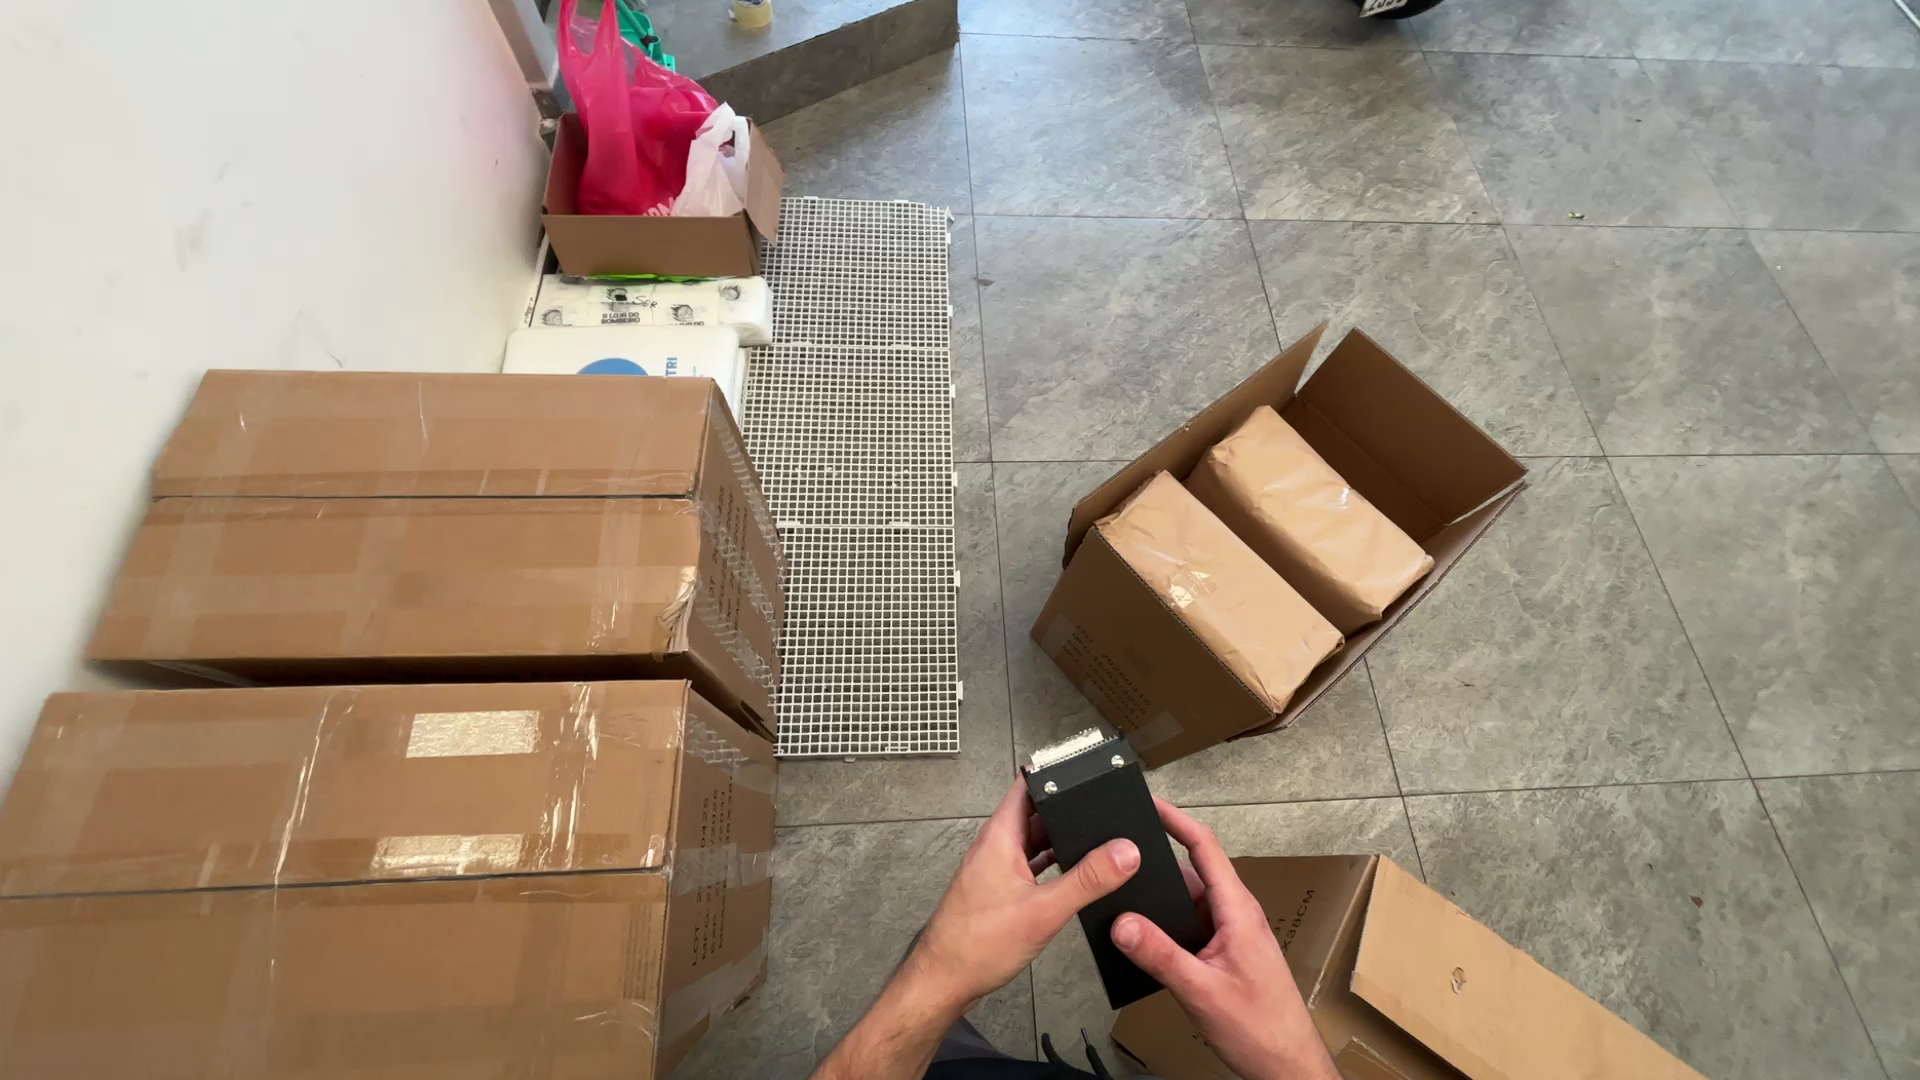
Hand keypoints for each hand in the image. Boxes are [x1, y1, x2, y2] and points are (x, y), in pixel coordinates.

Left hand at [907, 777, 1142, 1012]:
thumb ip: (1087, 880)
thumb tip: (1124, 852)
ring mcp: (996, 864)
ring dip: (1060, 837)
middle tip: (1103, 806)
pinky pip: (1029, 860)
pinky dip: (1051, 860)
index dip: (1054, 772)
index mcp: (1001, 834)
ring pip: (1033, 838)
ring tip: (1095, 838)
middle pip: (1035, 810)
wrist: (943, 979)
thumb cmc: (978, 943)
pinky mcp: (998, 885)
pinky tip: (1072, 871)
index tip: (1085, 767)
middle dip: (1067, 808)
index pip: (1027, 784)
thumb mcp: (1043, 910)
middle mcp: (996, 842)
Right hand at [1110, 799, 1338, 1079]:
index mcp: (1237, 909)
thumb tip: (1122, 922)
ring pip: (1186, 899)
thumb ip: (1160, 955)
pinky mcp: (1223, 951)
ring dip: (1158, 898)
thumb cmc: (1264, 1032)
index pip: (1204, 846)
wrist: (1291, 1072)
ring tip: (1123, 894)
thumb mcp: (1203, 992)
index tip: (1148, 801)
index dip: (1176, 818)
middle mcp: (1234, 913)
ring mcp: (1229, 932)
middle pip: (1189, 869)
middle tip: (1119, 850)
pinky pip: (1188, 923)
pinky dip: (1164, 922)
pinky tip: (1143, 935)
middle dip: (1154, 858)